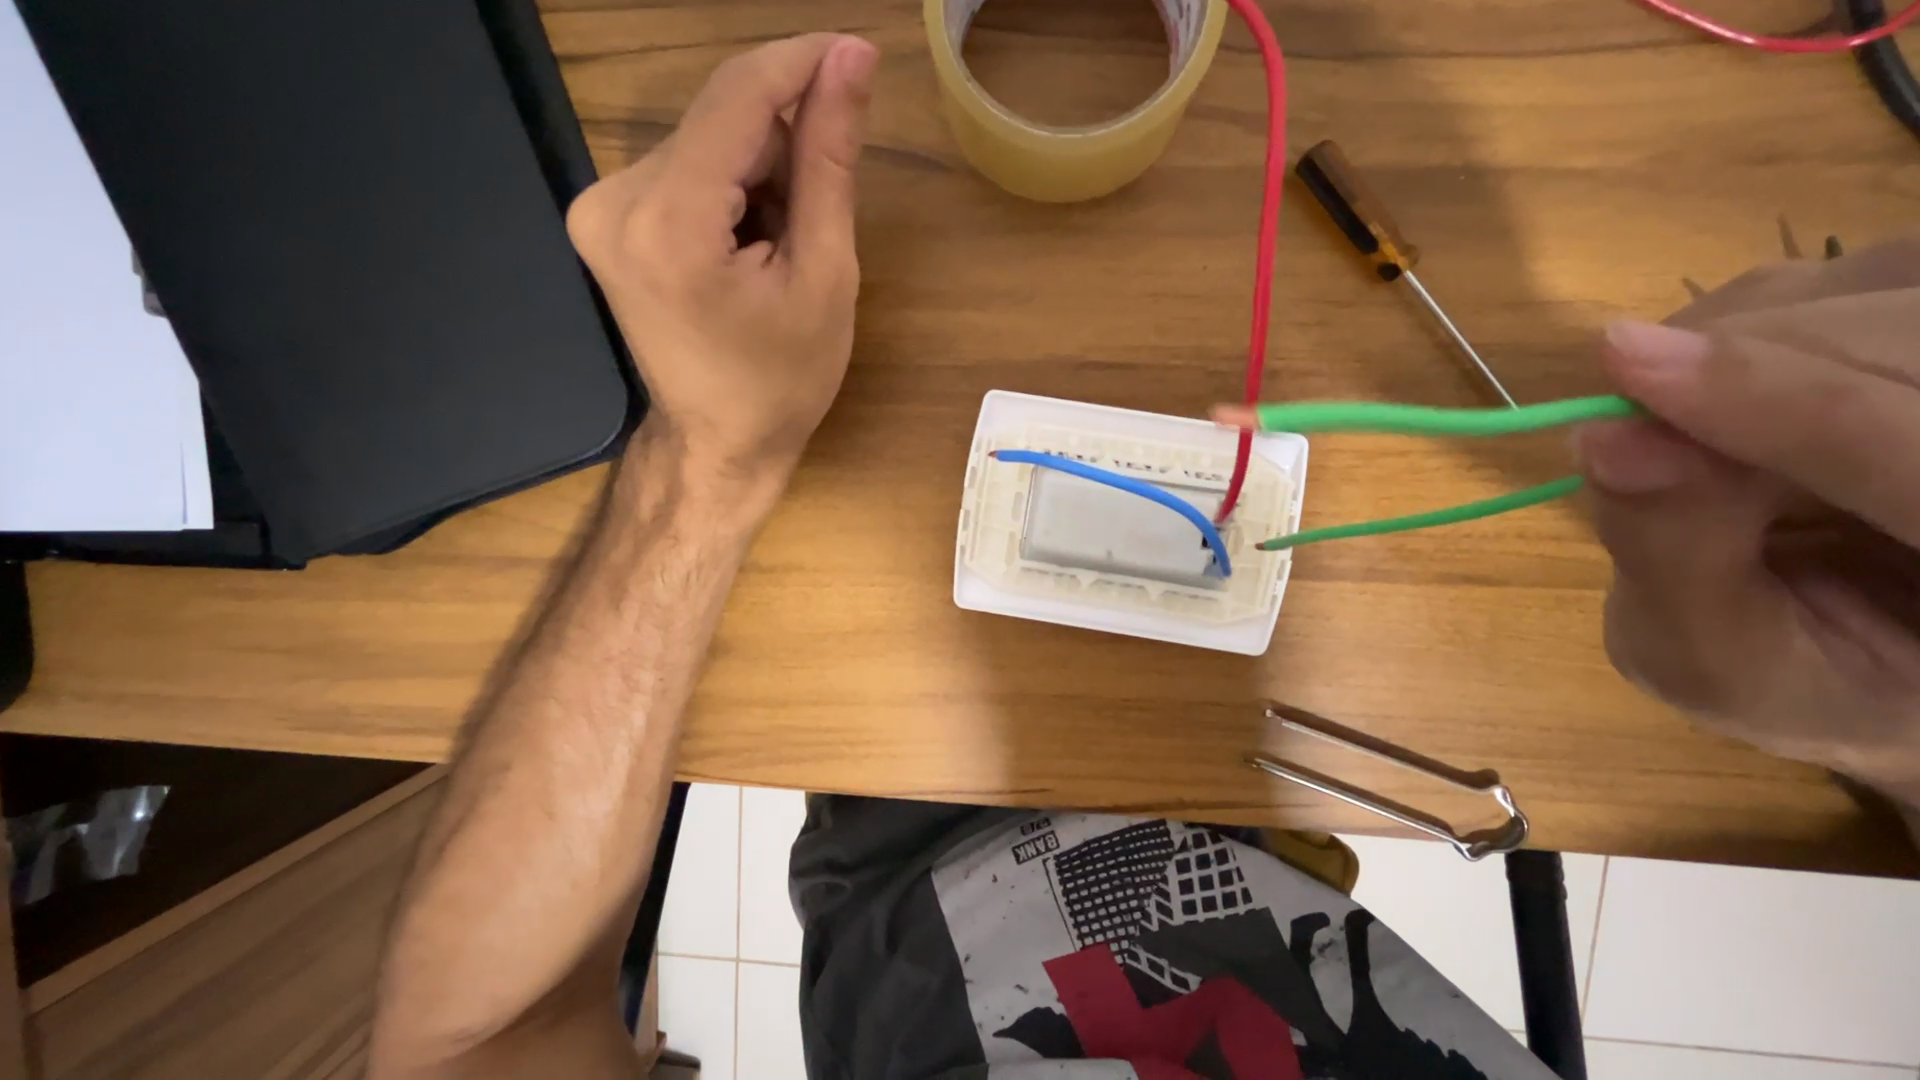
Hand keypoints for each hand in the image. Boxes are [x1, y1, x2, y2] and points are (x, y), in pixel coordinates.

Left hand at [566, 34, 878, 487]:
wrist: (719, 444)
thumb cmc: (783, 381)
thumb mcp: (825, 275)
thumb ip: (830, 161)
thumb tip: (851, 59)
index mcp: (670, 226)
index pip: (736, 100)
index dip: (800, 64)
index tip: (857, 55)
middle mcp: (614, 202)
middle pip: (719, 121)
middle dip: (785, 143)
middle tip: (824, 210)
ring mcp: (600, 209)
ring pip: (705, 141)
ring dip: (761, 170)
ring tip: (785, 246)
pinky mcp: (606, 219)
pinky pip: (685, 169)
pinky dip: (731, 187)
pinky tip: (752, 243)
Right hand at [1574, 235, 1919, 807]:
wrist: (1897, 638)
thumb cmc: (1804, 674)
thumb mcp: (1712, 658)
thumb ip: (1669, 556)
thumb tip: (1603, 438)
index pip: (1912, 452)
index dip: (1767, 400)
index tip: (1614, 359)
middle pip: (1897, 342)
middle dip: (1743, 366)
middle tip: (1639, 426)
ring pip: (1878, 288)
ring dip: (1750, 339)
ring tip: (1694, 419)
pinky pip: (1871, 273)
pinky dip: (1771, 317)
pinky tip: (1745, 385)